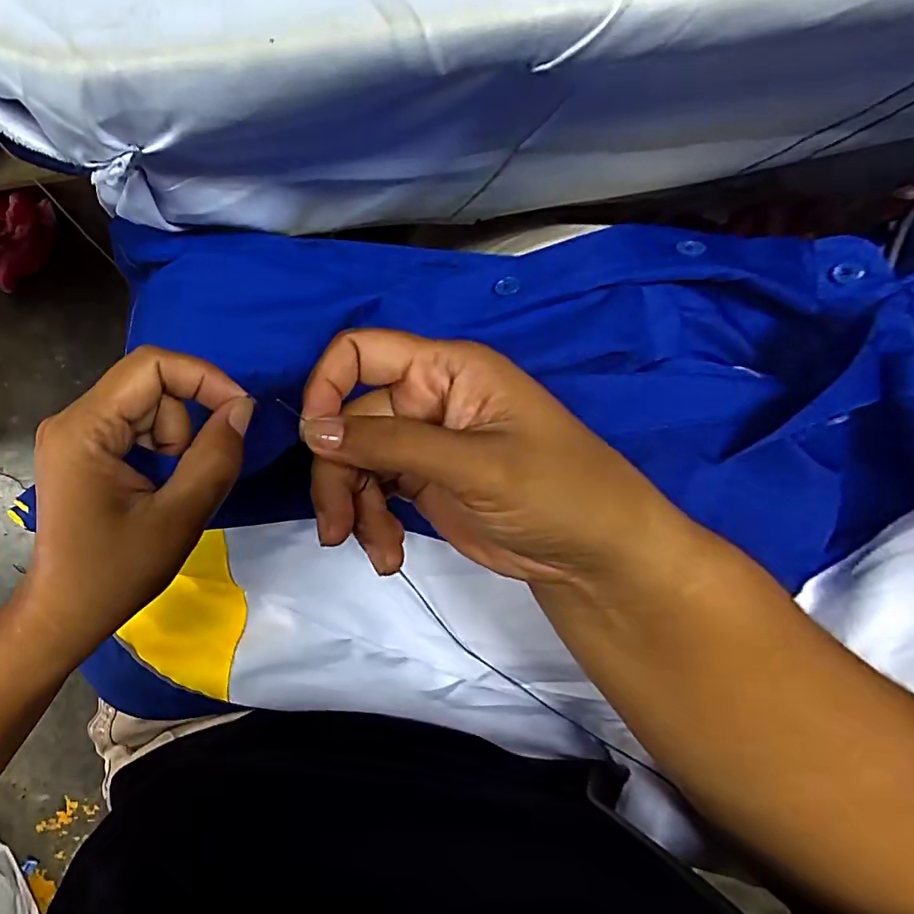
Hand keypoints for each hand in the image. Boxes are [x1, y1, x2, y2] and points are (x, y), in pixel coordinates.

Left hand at [22, 347, 255, 655]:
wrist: (63, 612)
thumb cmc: (114, 574)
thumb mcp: (177, 519)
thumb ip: (215, 458)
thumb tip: (241, 408)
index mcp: (83, 427)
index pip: (150, 364)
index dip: (202, 377)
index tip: (238, 411)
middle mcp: (70, 419)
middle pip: (147, 384)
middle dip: (184, 421)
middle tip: (190, 473)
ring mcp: (70, 432)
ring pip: (143, 405)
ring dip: (171, 439)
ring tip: (164, 490)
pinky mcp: (77, 448)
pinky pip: (129, 426)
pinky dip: (154, 449)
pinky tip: (150, 487)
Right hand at [299, 330, 699, 589]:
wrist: (602, 562)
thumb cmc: (560, 493)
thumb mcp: (473, 465)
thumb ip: (389, 443)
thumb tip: (311, 430)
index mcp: (445, 371)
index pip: (361, 352)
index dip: (327, 384)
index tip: (314, 434)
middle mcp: (424, 400)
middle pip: (347, 421)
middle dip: (337, 475)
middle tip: (338, 526)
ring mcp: (418, 443)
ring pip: (350, 461)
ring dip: (350, 506)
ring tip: (375, 551)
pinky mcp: (416, 481)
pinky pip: (368, 491)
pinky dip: (369, 523)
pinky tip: (388, 555)